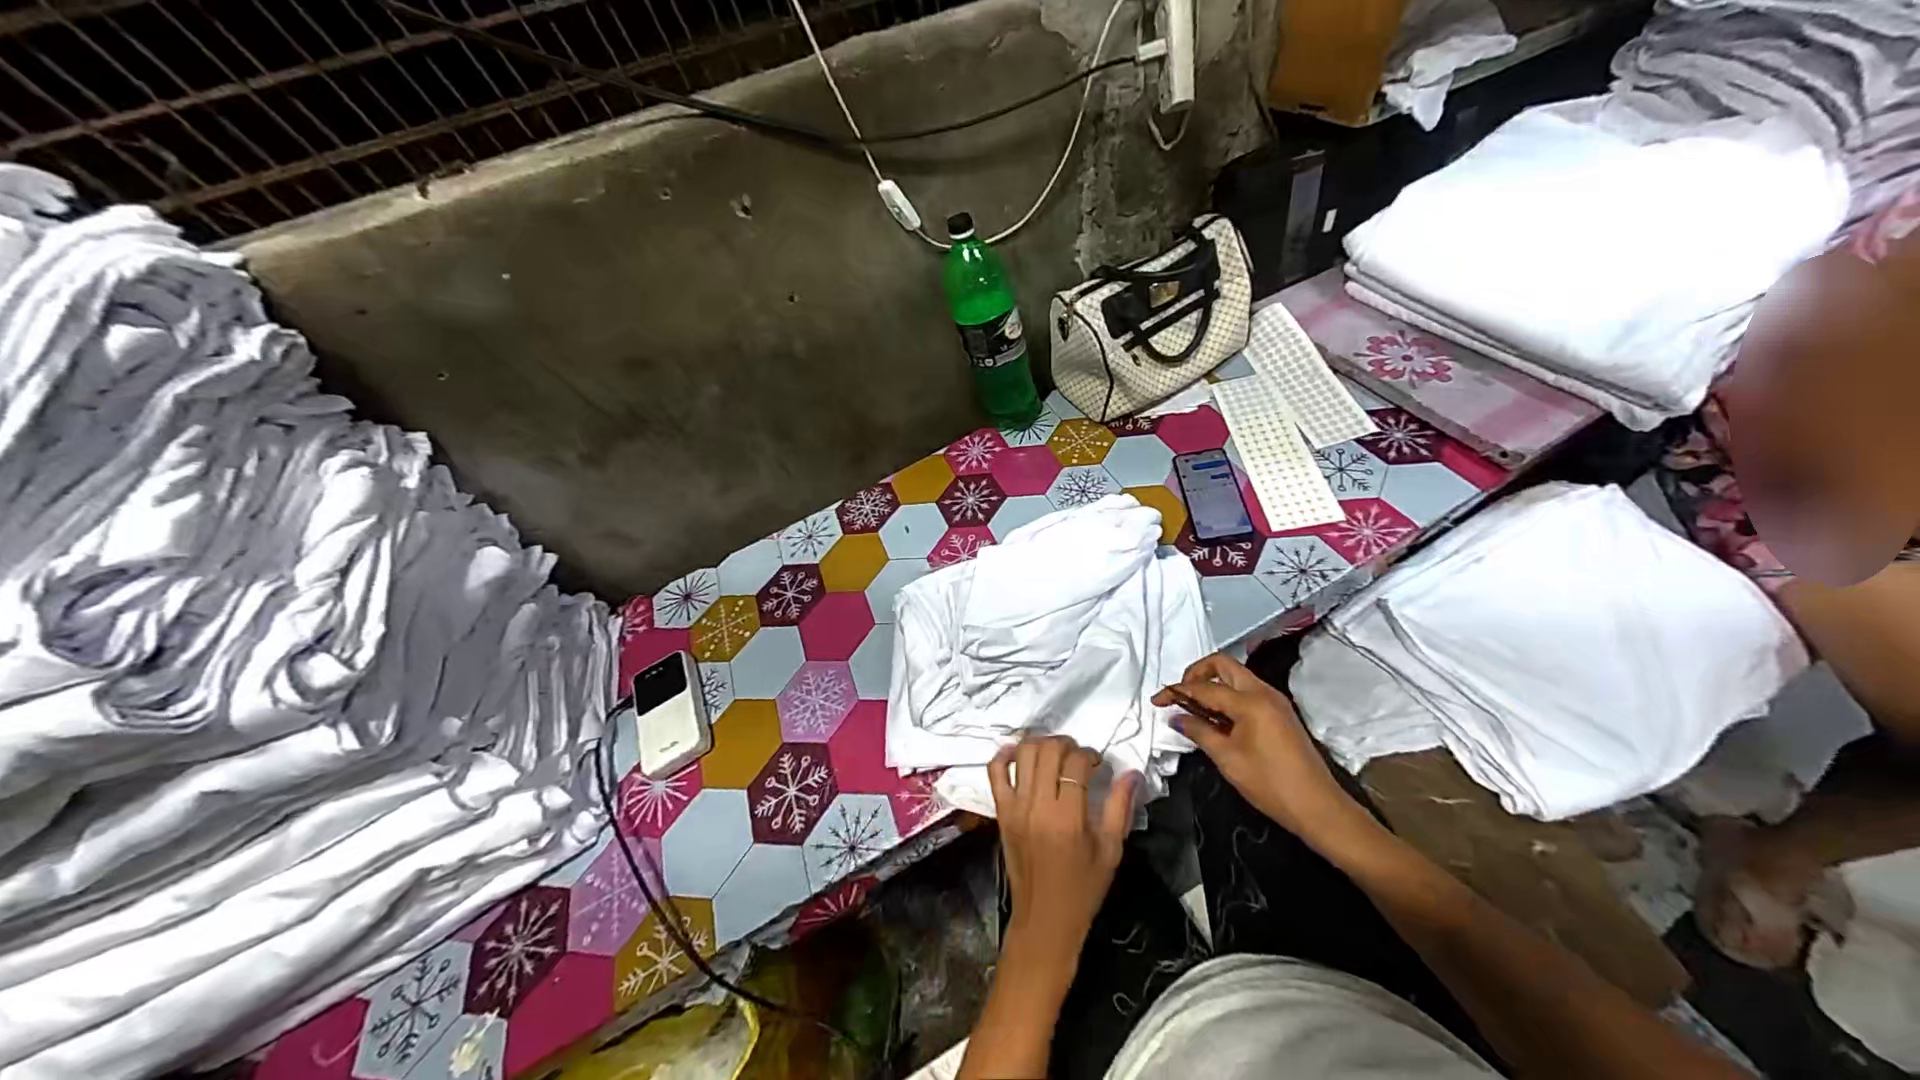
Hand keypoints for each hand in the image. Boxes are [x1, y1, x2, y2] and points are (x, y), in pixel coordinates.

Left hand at [988, 736, 1137, 959]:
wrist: (1044, 918)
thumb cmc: (1083, 888)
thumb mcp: (1110, 851)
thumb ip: (1120, 808)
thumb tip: (1131, 773)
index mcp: (1068, 818)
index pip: (1076, 764)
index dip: (1090, 755)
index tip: (1099, 764)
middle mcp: (1037, 807)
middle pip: (1047, 751)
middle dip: (1067, 744)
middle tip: (1079, 755)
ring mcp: (1014, 807)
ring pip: (1022, 754)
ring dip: (1041, 744)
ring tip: (1055, 753)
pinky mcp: (1000, 812)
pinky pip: (995, 772)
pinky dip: (1004, 755)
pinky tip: (1019, 753)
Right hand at [1152, 654, 1378, 855]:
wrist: (1318, 807)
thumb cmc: (1270, 784)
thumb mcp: (1227, 759)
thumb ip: (1199, 732)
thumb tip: (1177, 717)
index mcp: (1250, 701)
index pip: (1204, 687)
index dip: (1177, 692)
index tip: (1157, 701)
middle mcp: (1264, 693)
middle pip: (1223, 665)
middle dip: (1197, 674)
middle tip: (1180, 695)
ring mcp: (1275, 702)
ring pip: (1236, 677)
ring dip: (1212, 685)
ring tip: (1194, 708)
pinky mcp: (1280, 714)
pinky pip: (1247, 692)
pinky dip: (1227, 696)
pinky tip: (1216, 718)